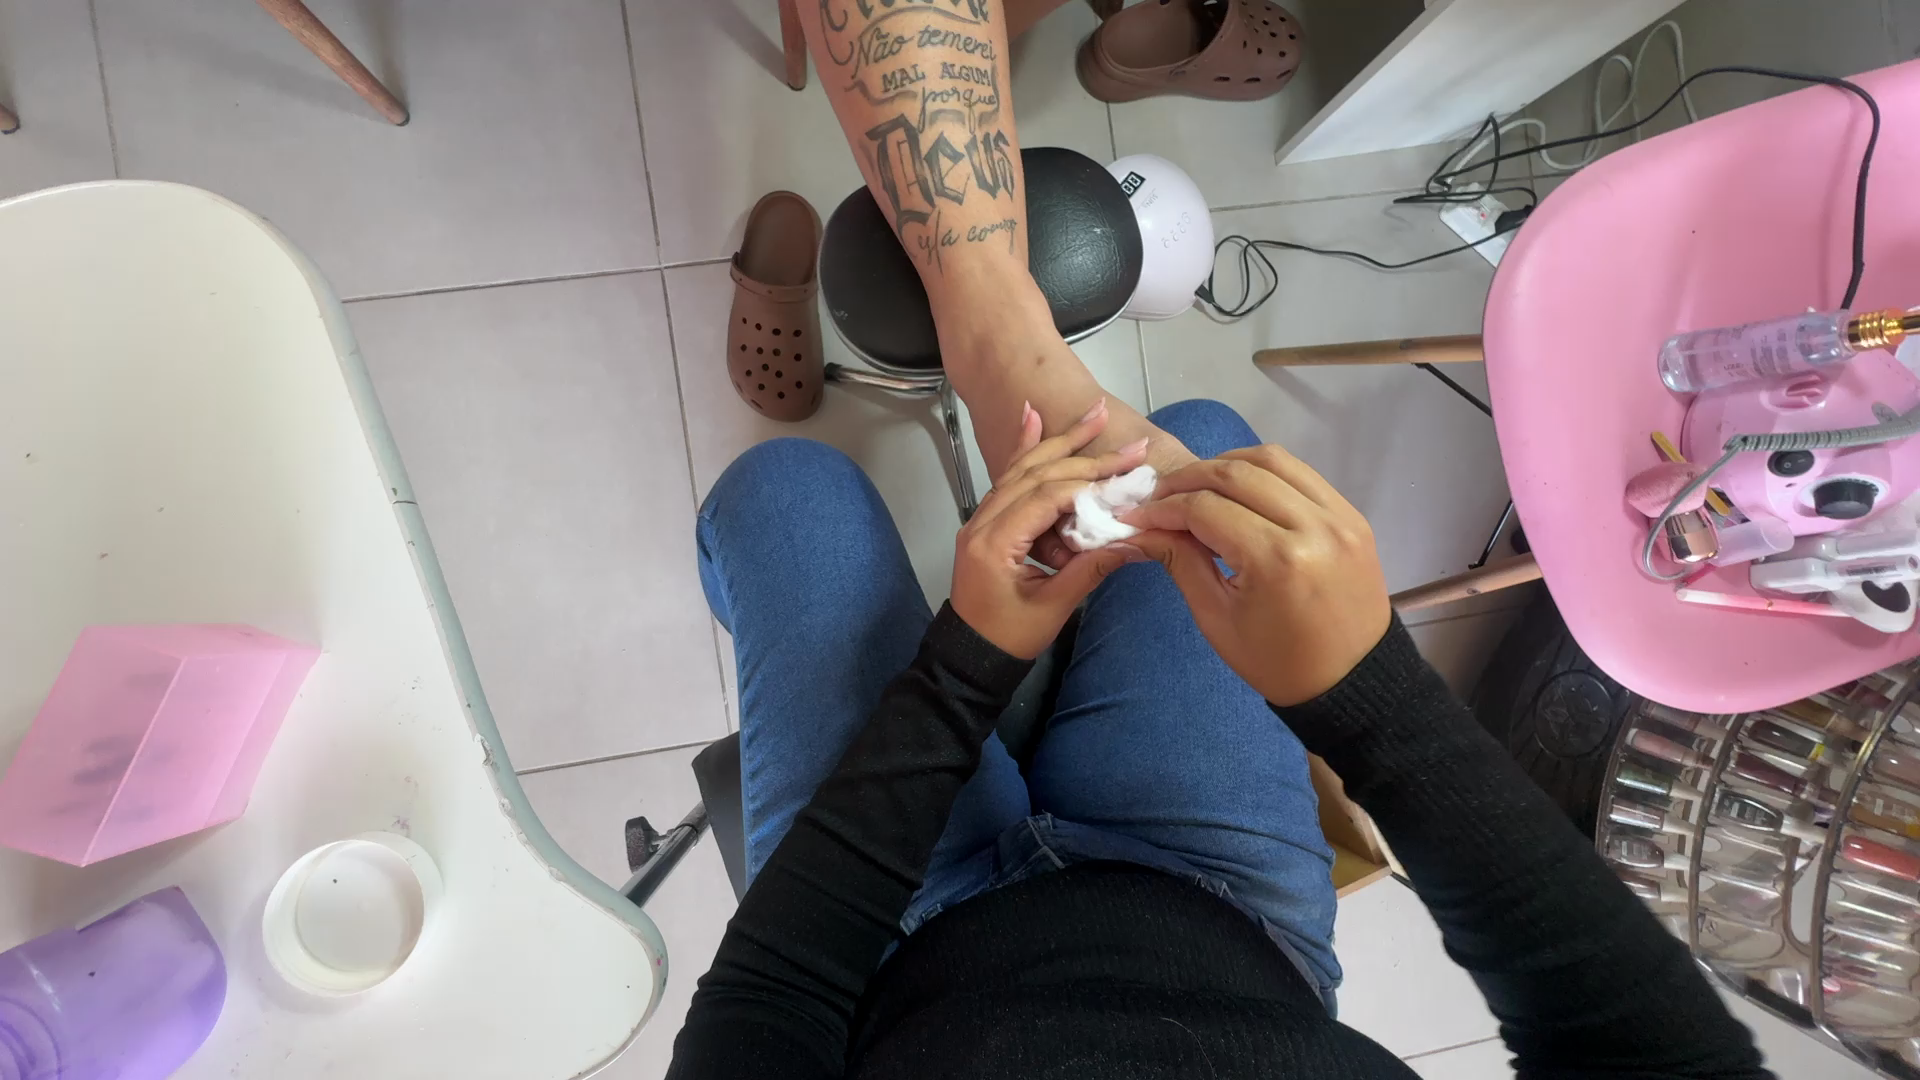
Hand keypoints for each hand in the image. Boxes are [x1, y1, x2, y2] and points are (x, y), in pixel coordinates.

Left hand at [950, 399, 1148, 658]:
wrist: (969, 654)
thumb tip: (1137, 538)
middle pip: (1036, 475)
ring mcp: (981, 518)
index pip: (1046, 498)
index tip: (1128, 476)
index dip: (1089, 484)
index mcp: (996, 543)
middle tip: (1130, 444)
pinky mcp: (986, 520)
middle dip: (1084, 455)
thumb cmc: (1009, 638)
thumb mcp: (1053, 607)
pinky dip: (1023, 448)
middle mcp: (983, 521)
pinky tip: (1032, 417)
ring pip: (1021, 468)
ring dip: (1059, 441)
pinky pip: (1006, 478)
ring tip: (1094, 413)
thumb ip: (1091, 568)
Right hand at [1120, 446, 1390, 704]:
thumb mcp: (1215, 617)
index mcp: (1276, 560)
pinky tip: (1235, 488)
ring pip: (1270, 459)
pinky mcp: (1351, 514)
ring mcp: (1339, 515)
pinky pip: (1299, 472)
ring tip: (1195, 486)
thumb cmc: (1275, 661)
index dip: (1163, 508)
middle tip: (1158, 496)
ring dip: (1223, 464)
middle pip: (1235, 474)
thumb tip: (1139, 529)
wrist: (1352, 682)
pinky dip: (1260, 471)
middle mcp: (1312, 526)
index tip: (1135, 516)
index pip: (1206, 509)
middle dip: (1187, 479)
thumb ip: (1179, 560)